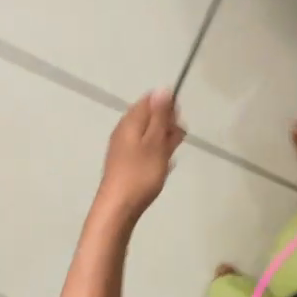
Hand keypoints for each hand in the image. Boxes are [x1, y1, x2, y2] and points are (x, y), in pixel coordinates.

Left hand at [96, 89, 184, 222]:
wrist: (119, 207)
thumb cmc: (140, 174)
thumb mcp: (155, 142)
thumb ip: (160, 116)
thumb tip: (163, 89)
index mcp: (131, 122)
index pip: (151, 100)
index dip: (168, 108)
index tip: (178, 124)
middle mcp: (125, 130)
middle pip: (150, 117)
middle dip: (167, 126)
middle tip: (174, 144)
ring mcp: (124, 147)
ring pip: (149, 135)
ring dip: (164, 142)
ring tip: (168, 158)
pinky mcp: (126, 162)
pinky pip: (146, 150)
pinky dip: (157, 154)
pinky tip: (162, 167)